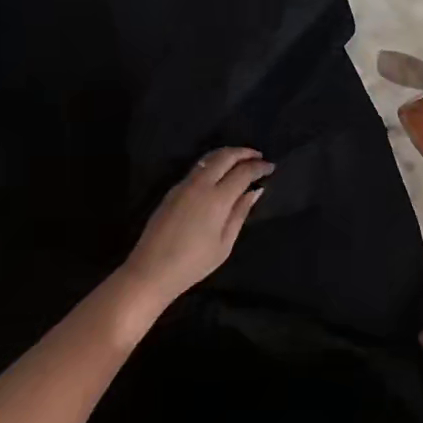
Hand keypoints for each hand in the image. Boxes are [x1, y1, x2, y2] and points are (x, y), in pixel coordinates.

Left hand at [118, 147, 271, 309]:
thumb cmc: (193, 263)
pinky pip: (198, 168)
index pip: (243, 172)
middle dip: (244, 152)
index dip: (259, 167)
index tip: (271, 166)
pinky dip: (213, 163)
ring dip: (227, 154)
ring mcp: (184, 184)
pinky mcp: (173, 189)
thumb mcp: (224, 244)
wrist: (151, 269)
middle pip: (225, 156)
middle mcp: (200, 184)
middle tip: (258, 156)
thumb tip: (255, 191)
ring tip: (241, 160)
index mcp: (217, 198)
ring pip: (209, 158)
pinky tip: (220, 172)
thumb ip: (240, 213)